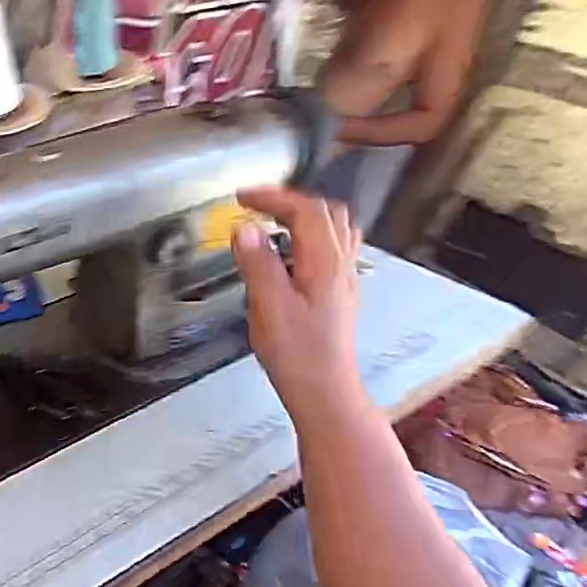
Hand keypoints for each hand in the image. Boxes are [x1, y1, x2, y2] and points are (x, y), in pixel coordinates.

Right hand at [231, 187, 371, 423]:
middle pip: (326, 212)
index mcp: (325, 262)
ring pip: (334, 229)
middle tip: (256, 206)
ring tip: (271, 223)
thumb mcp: (269, 307)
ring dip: (303, 216)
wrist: (324, 389)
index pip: (306, 210)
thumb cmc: (296, 352)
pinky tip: (289, 254)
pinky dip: (309, 237)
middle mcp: (341, 264)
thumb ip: (258, 264)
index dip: (274, 196)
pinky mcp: (338, 293)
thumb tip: (246, 228)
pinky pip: (332, 248)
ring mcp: (344, 278)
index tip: (242, 197)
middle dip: (290, 201)